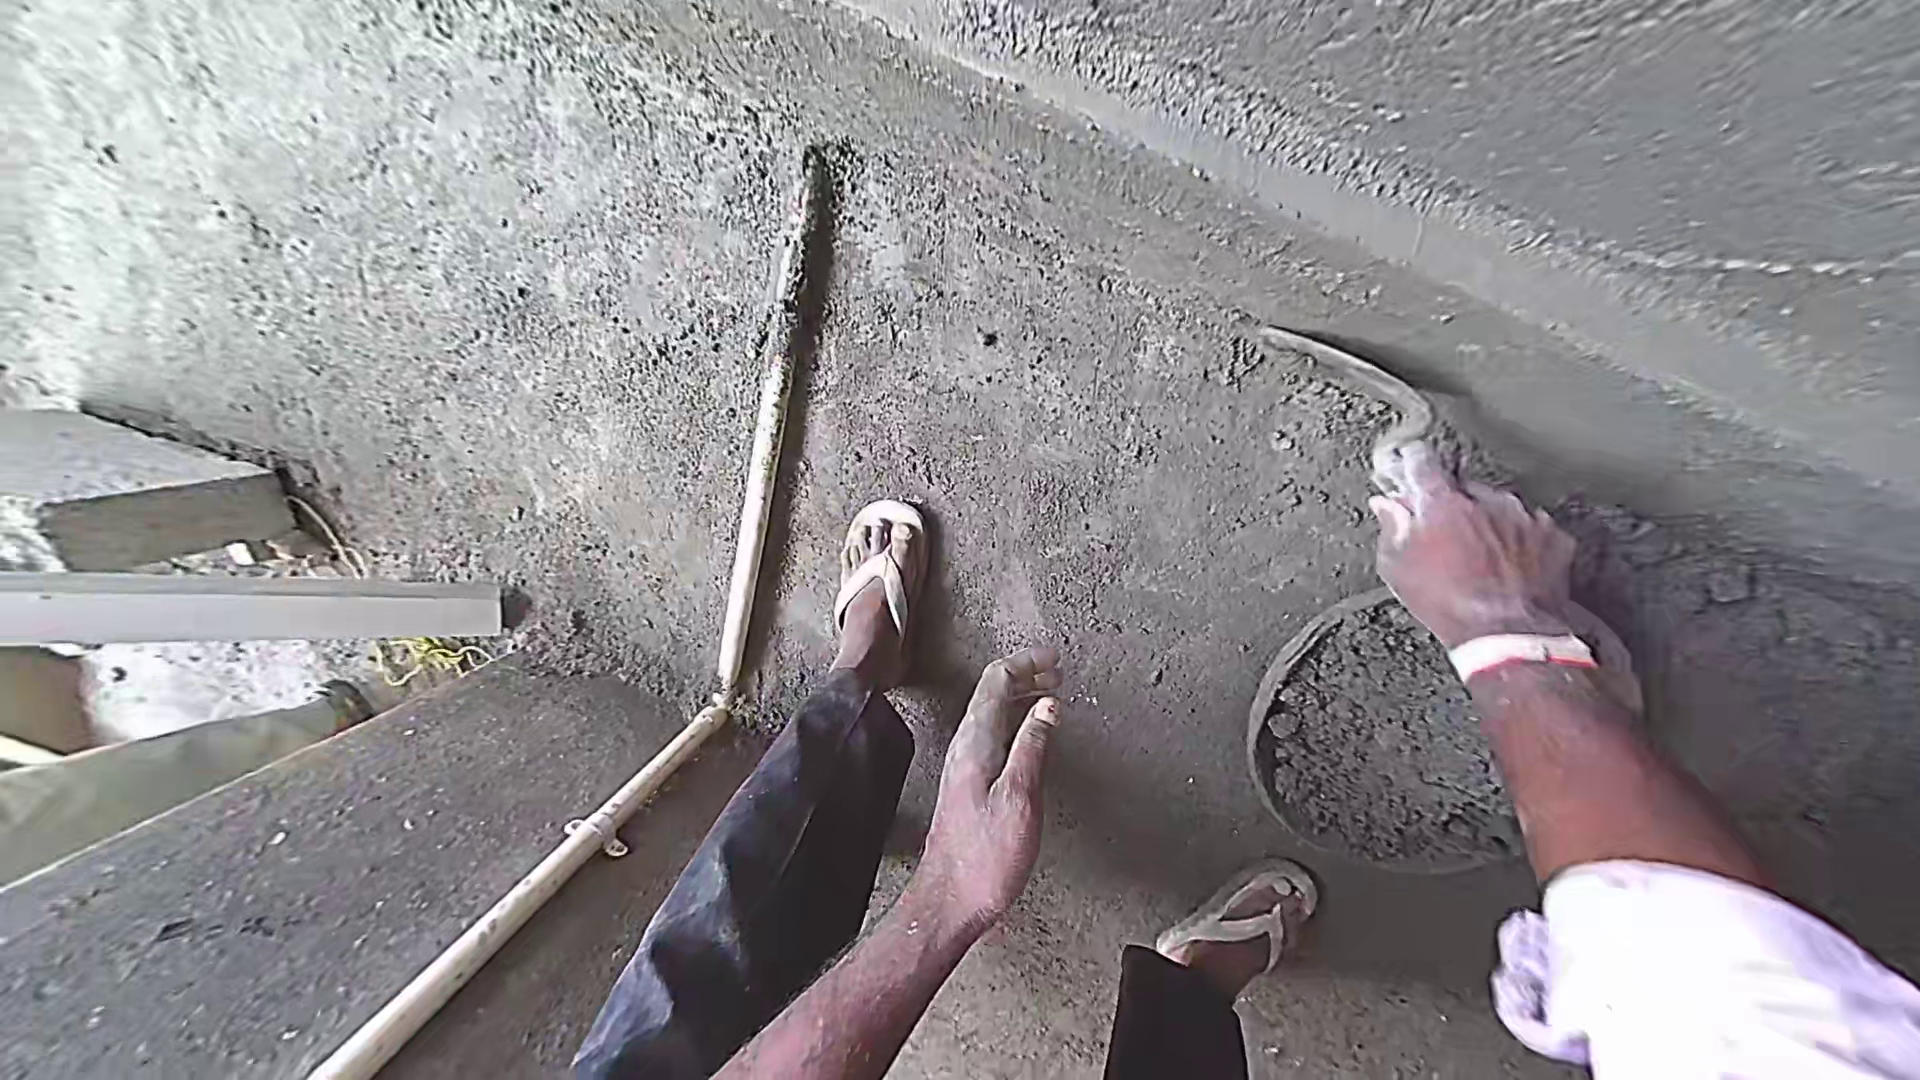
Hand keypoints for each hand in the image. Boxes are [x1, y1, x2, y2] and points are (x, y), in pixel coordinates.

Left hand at [906, 647, 1063, 934]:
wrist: (950, 897)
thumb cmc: (985, 856)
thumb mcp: (1020, 797)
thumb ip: (1033, 745)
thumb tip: (1048, 706)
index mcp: (977, 740)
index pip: (997, 679)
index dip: (1026, 662)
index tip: (1054, 660)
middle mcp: (967, 743)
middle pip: (993, 689)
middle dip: (1026, 672)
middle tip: (1056, 671)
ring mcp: (966, 760)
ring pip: (993, 708)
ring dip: (1021, 693)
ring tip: (1050, 692)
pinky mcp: (970, 777)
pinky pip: (993, 729)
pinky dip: (1016, 717)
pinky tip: (1032, 729)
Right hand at [1368, 443, 1576, 648]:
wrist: (1505, 631)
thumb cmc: (1444, 600)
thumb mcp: (1395, 564)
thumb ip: (1391, 525)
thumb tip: (1387, 504)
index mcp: (1441, 503)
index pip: (1421, 462)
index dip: (1409, 459)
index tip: (1404, 461)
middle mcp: (1486, 500)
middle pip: (1460, 486)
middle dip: (1447, 501)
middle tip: (1435, 529)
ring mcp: (1523, 517)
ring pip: (1495, 504)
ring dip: (1481, 518)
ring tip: (1471, 552)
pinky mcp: (1552, 536)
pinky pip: (1526, 525)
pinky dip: (1512, 536)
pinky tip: (1499, 561)